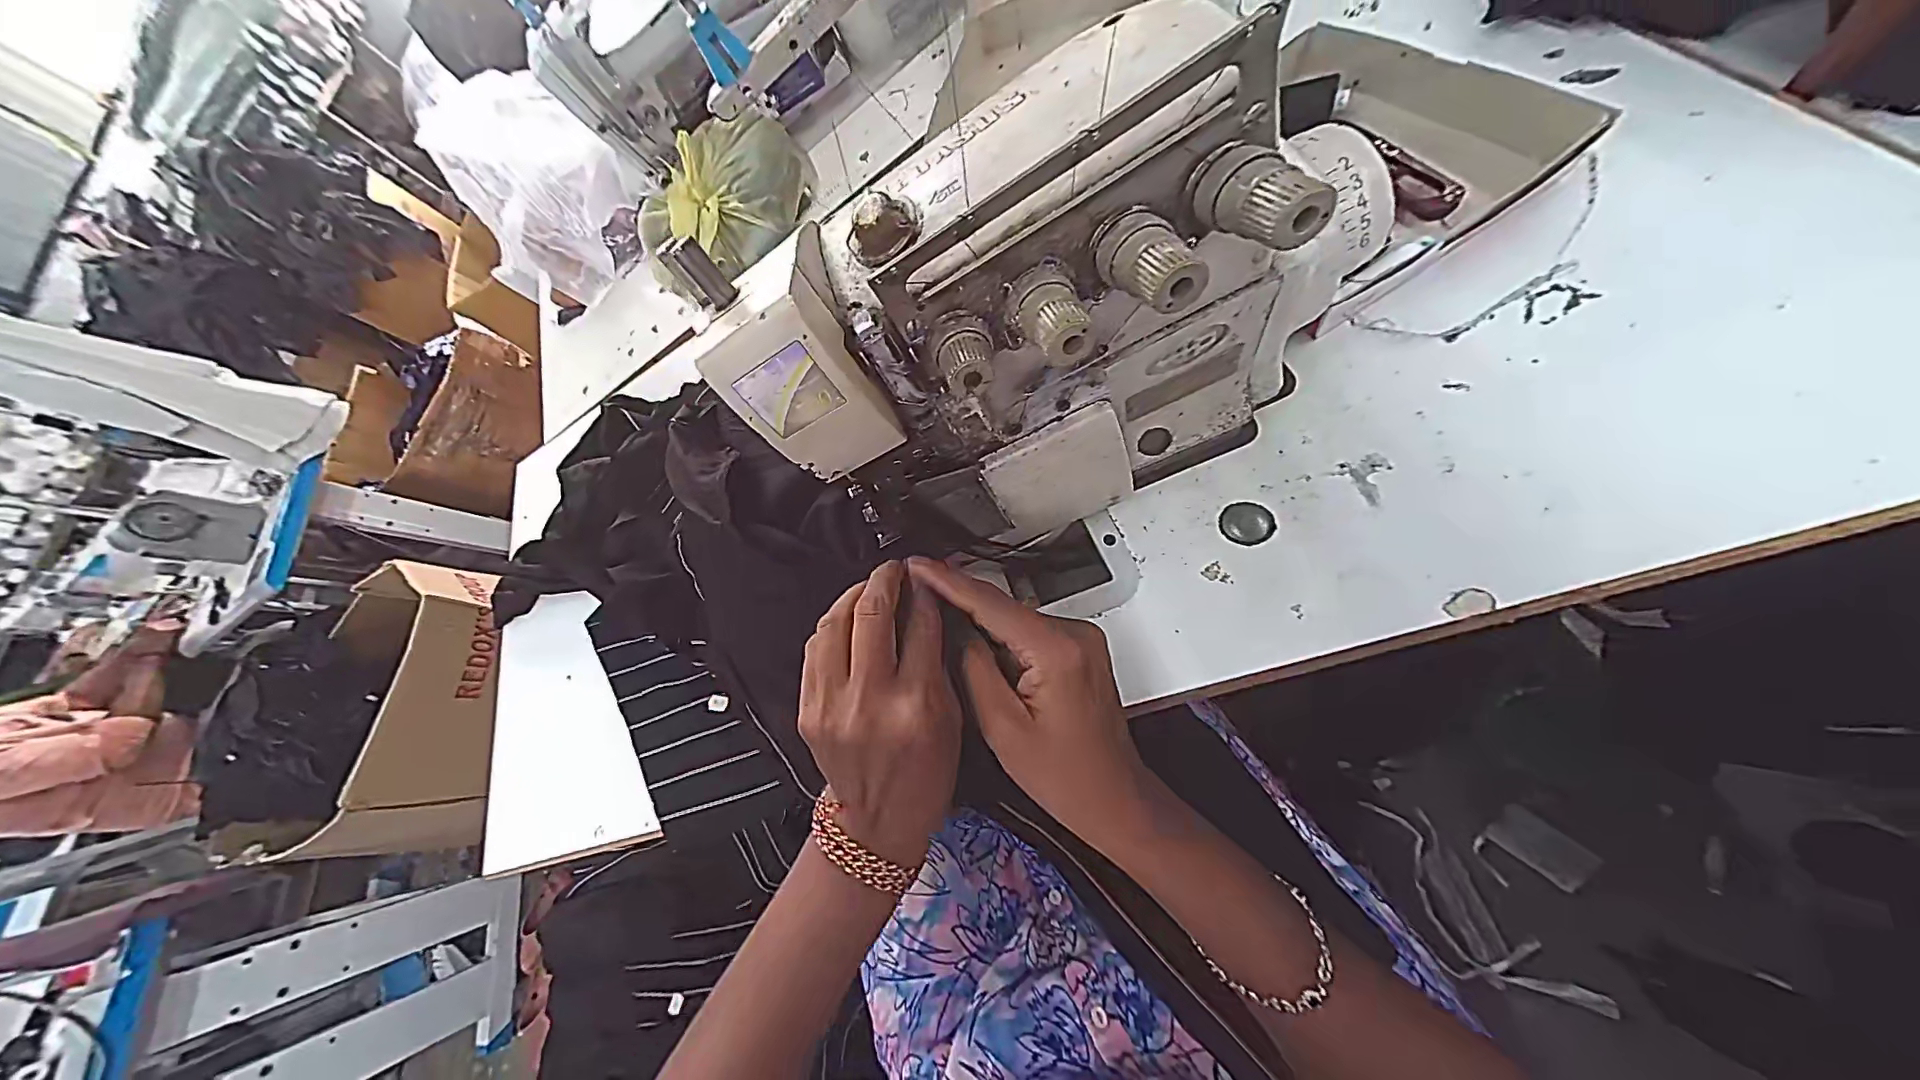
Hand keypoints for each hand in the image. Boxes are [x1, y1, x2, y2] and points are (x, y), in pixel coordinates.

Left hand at [799, 561, 961, 866]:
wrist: (878, 820)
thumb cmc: (924, 775)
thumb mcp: (951, 718)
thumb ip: (937, 662)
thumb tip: (925, 611)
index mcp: (917, 704)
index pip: (920, 625)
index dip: (924, 594)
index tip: (925, 580)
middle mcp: (871, 701)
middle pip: (872, 613)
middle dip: (885, 579)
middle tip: (894, 570)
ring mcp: (833, 705)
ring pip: (834, 623)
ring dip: (853, 595)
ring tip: (868, 588)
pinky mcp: (808, 710)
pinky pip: (814, 648)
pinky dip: (831, 625)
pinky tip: (845, 618)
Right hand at [906, 557, 1153, 845]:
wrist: (1112, 796)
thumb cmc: (1066, 776)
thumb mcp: (1002, 727)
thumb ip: (973, 669)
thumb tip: (953, 630)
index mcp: (1057, 651)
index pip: (991, 603)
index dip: (947, 581)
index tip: (920, 567)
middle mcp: (1076, 635)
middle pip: (1004, 606)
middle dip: (960, 601)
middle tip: (918, 594)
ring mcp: (1082, 639)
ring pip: (1015, 618)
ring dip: (981, 622)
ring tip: (942, 629)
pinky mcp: (1080, 648)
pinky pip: (1030, 630)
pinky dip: (1002, 637)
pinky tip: (978, 648)